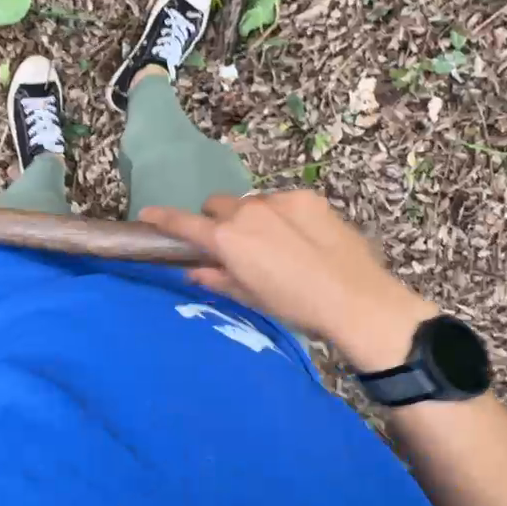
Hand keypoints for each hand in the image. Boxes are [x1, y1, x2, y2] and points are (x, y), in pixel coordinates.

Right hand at [139, 192, 437, 374]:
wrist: (358, 301)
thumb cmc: (296, 307)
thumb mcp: (250, 297)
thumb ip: (217, 278)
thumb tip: (194, 271)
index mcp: (227, 240)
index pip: (184, 222)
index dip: (163, 218)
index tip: (148, 215)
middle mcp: (246, 212)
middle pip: (217, 205)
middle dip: (218, 221)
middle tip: (234, 246)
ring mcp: (278, 201)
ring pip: (250, 202)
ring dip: (251, 217)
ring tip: (274, 243)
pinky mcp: (307, 197)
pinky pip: (280, 200)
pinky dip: (280, 214)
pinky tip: (301, 237)